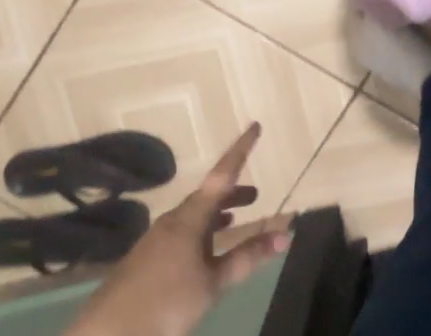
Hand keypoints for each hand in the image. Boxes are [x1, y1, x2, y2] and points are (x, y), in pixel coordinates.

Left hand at [67, 124, 291, 335]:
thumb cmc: (165, 303)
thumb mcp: (213, 282)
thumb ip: (247, 257)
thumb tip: (285, 234)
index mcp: (189, 218)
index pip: (222, 174)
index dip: (240, 150)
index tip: (255, 126)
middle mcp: (172, 222)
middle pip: (206, 197)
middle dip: (231, 193)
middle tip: (255, 196)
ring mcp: (155, 241)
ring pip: (193, 217)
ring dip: (216, 215)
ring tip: (234, 221)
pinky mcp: (145, 262)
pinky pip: (180, 235)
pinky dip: (201, 233)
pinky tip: (203, 255)